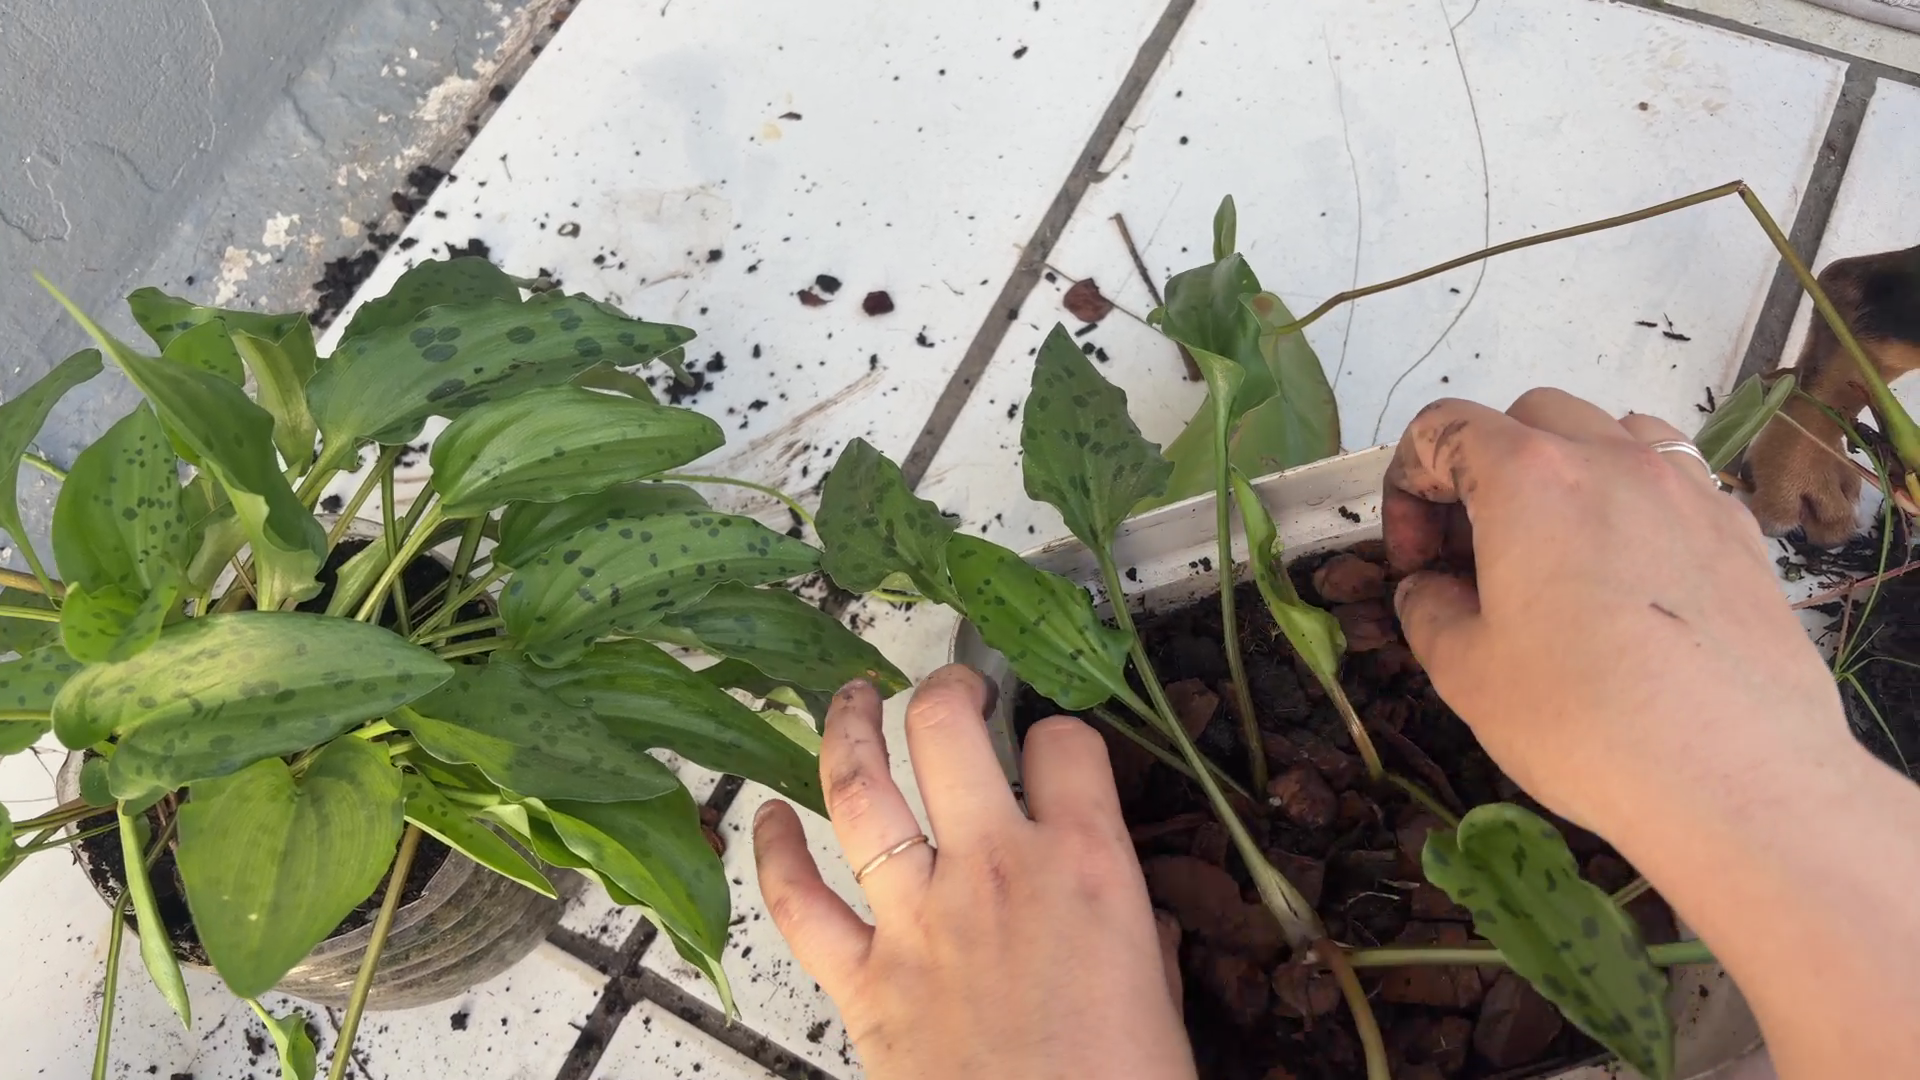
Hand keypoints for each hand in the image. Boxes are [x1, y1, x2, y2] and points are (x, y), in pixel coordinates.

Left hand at [753, 665, 1194, 1079]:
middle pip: (946, 729)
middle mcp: (993, 868)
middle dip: (947, 689)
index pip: (1065, 743)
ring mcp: (917, 918)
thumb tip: (1129, 914)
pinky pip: (799, 905)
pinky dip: (774, 854)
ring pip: (860, 790)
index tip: (1054, 752)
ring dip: (847, 728)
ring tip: (852, 697)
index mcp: (1083, 865)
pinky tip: (767, 816)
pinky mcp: (863, 982)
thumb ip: (1137, 936)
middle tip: (953, 688)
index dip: (1061, 735)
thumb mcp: (1157, 1000)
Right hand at [1381, 388, 1847, 828]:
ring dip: (1552, 468)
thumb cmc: (1574, 715)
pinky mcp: (1738, 532)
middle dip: (1473, 469)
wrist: (1739, 786)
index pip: (1440, 429)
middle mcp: (1611, 461)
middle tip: (1465, 548)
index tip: (1414, 559)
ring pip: (1604, 429)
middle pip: (1521, 417)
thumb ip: (1425, 605)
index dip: (1405, 487)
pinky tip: (1614, 565)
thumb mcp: (1456, 663)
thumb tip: (1430, 589)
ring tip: (1541, 541)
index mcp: (1528, 479)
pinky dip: (1619, 494)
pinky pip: (1666, 474)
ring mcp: (1687, 491)